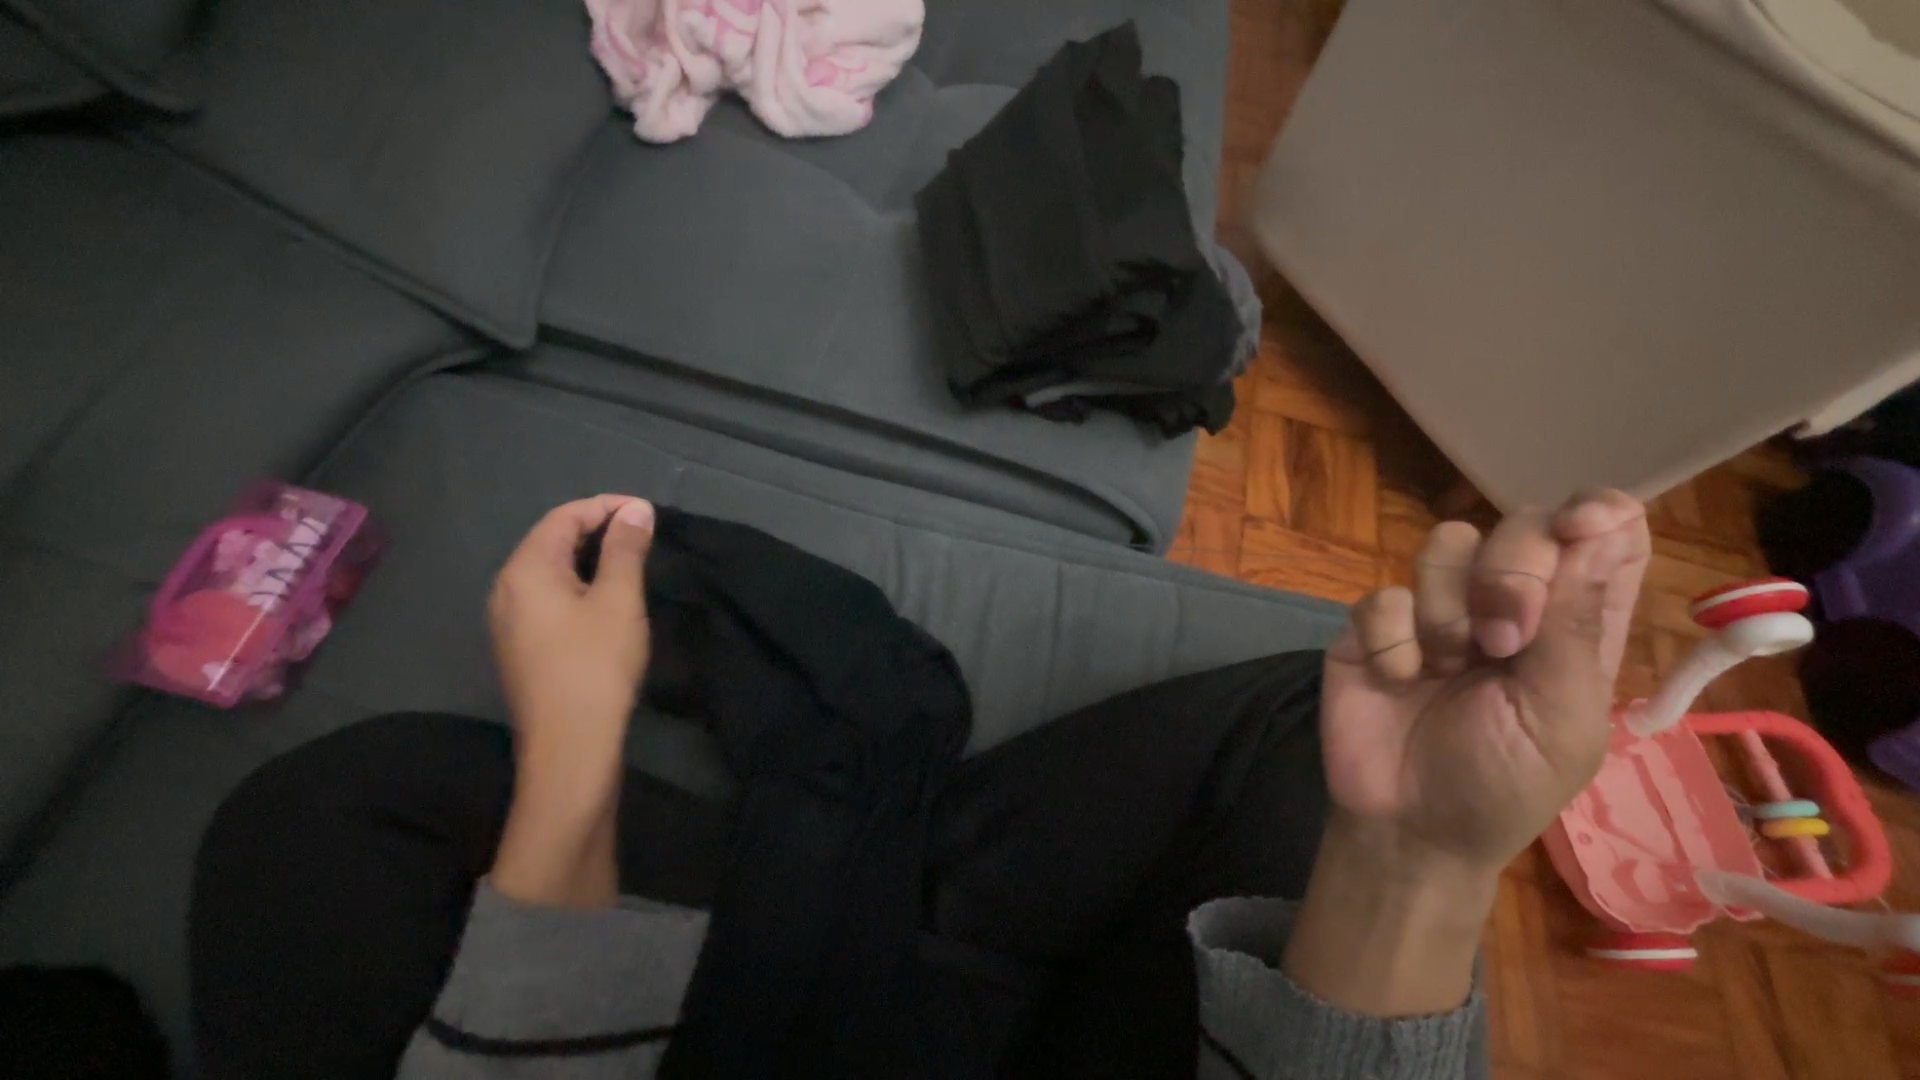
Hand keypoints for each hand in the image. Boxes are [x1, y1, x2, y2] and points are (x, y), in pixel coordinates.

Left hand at [486, 494, 655, 906]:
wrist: (570, 744)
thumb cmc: (597, 665)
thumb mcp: (620, 600)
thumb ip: (626, 549)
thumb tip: (635, 509)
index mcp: (526, 570)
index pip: (563, 517)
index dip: (606, 507)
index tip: (648, 513)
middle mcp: (506, 588)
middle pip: (550, 540)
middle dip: (597, 529)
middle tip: (643, 535)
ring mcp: (507, 619)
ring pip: (548, 570)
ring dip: (589, 557)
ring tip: (631, 562)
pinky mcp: (519, 645)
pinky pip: (546, 596)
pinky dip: (577, 584)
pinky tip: (606, 599)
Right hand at [1284, 490, 1649, 1015]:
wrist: (1408, 823)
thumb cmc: (1504, 783)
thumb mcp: (1561, 717)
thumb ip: (1575, 626)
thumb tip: (1603, 528)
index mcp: (1574, 625)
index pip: (1602, 537)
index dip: (1597, 514)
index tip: (1584, 522)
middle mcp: (1507, 604)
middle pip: (1519, 524)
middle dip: (1512, 569)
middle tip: (1505, 638)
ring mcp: (1435, 612)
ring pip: (1443, 545)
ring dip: (1448, 607)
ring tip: (1447, 664)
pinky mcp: (1373, 627)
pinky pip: (1382, 594)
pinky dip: (1391, 637)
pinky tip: (1398, 678)